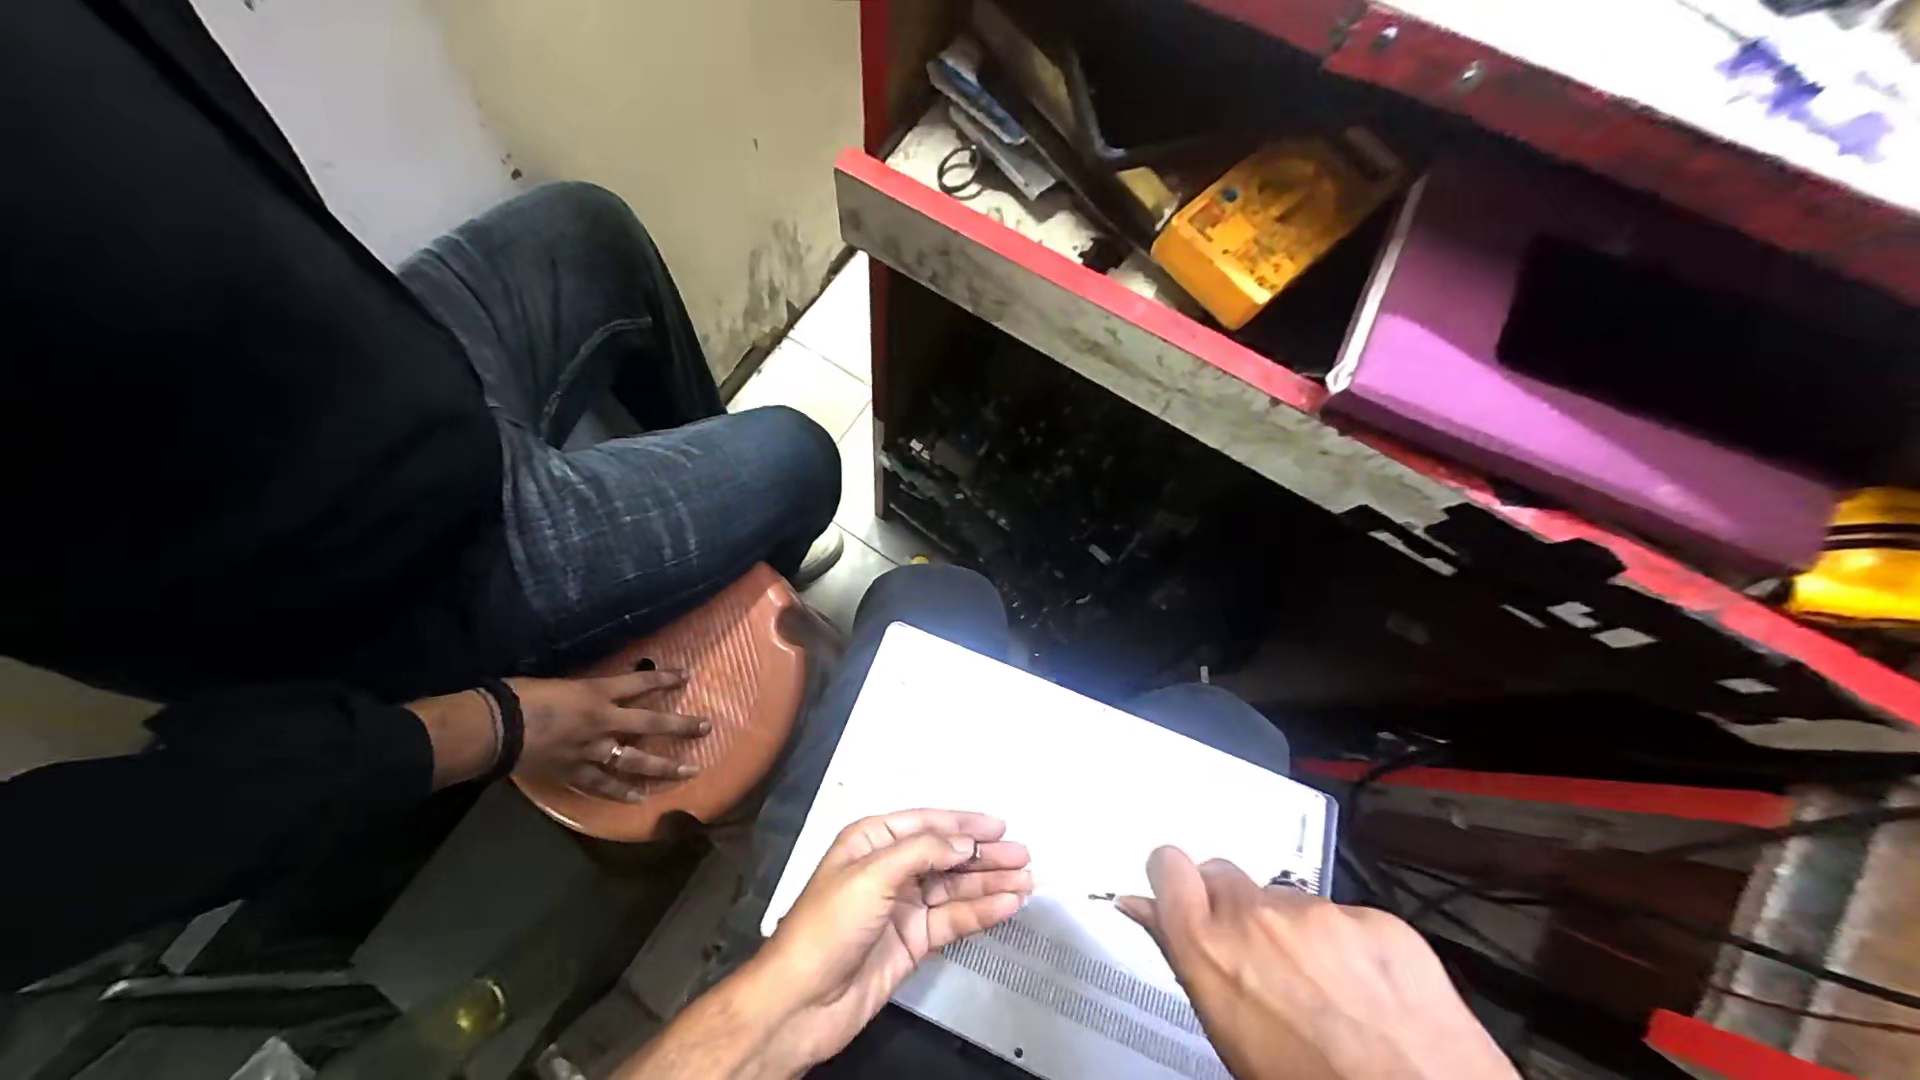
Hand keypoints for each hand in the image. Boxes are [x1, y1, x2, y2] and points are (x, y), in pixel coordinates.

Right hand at [509, 669, 710, 801]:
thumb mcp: (559, 682)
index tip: (686, 676)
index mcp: (599, 693)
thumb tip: (594, 691)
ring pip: (637, 761)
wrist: (494, 728)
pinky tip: (641, 798)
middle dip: (682, 726)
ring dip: (665, 767)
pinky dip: (622, 793)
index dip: (665, 678)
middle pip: (652, 723)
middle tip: (706, 728)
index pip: (642, 682)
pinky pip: (604, 786)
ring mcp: (592, 751)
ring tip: (690, 772)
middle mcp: (604, 722)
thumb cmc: (521, 696)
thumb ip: (582, 690)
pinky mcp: (575, 773)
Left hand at [749, 809, 1032, 1069]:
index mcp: (872, 841)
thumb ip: (922, 852)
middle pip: (946, 855)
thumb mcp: (872, 875)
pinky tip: (1005, 905)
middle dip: (984, 854)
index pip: (927, 824)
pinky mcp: (913, 939)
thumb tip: (963, 841)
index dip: (963, 823)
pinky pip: (954, 919)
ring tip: (1024, 879)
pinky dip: (981, 911)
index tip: (997, 825)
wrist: (802, 1002)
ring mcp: (903, 905)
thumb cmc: (824, 929)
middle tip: (1020, 853)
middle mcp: (890, 868)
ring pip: (955, 887)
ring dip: (989, 883)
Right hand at [1118, 848, 1517, 1079]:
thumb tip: (1143, 909)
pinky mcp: (1375, 918)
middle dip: (1231, 907)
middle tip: (1257, 959)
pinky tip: (1369, 997)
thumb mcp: (1228, 1039)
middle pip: (1224, 876)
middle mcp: (1256, 914)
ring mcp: (1318, 912)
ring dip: (1293, 932)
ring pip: (1287, 902)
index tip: (1181, 894)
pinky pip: (1346, 919)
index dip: (1173, 878)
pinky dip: (1350, 947)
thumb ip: (1186, 957)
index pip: (1168, 865)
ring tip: (1325, 994)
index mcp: (1210, 946)